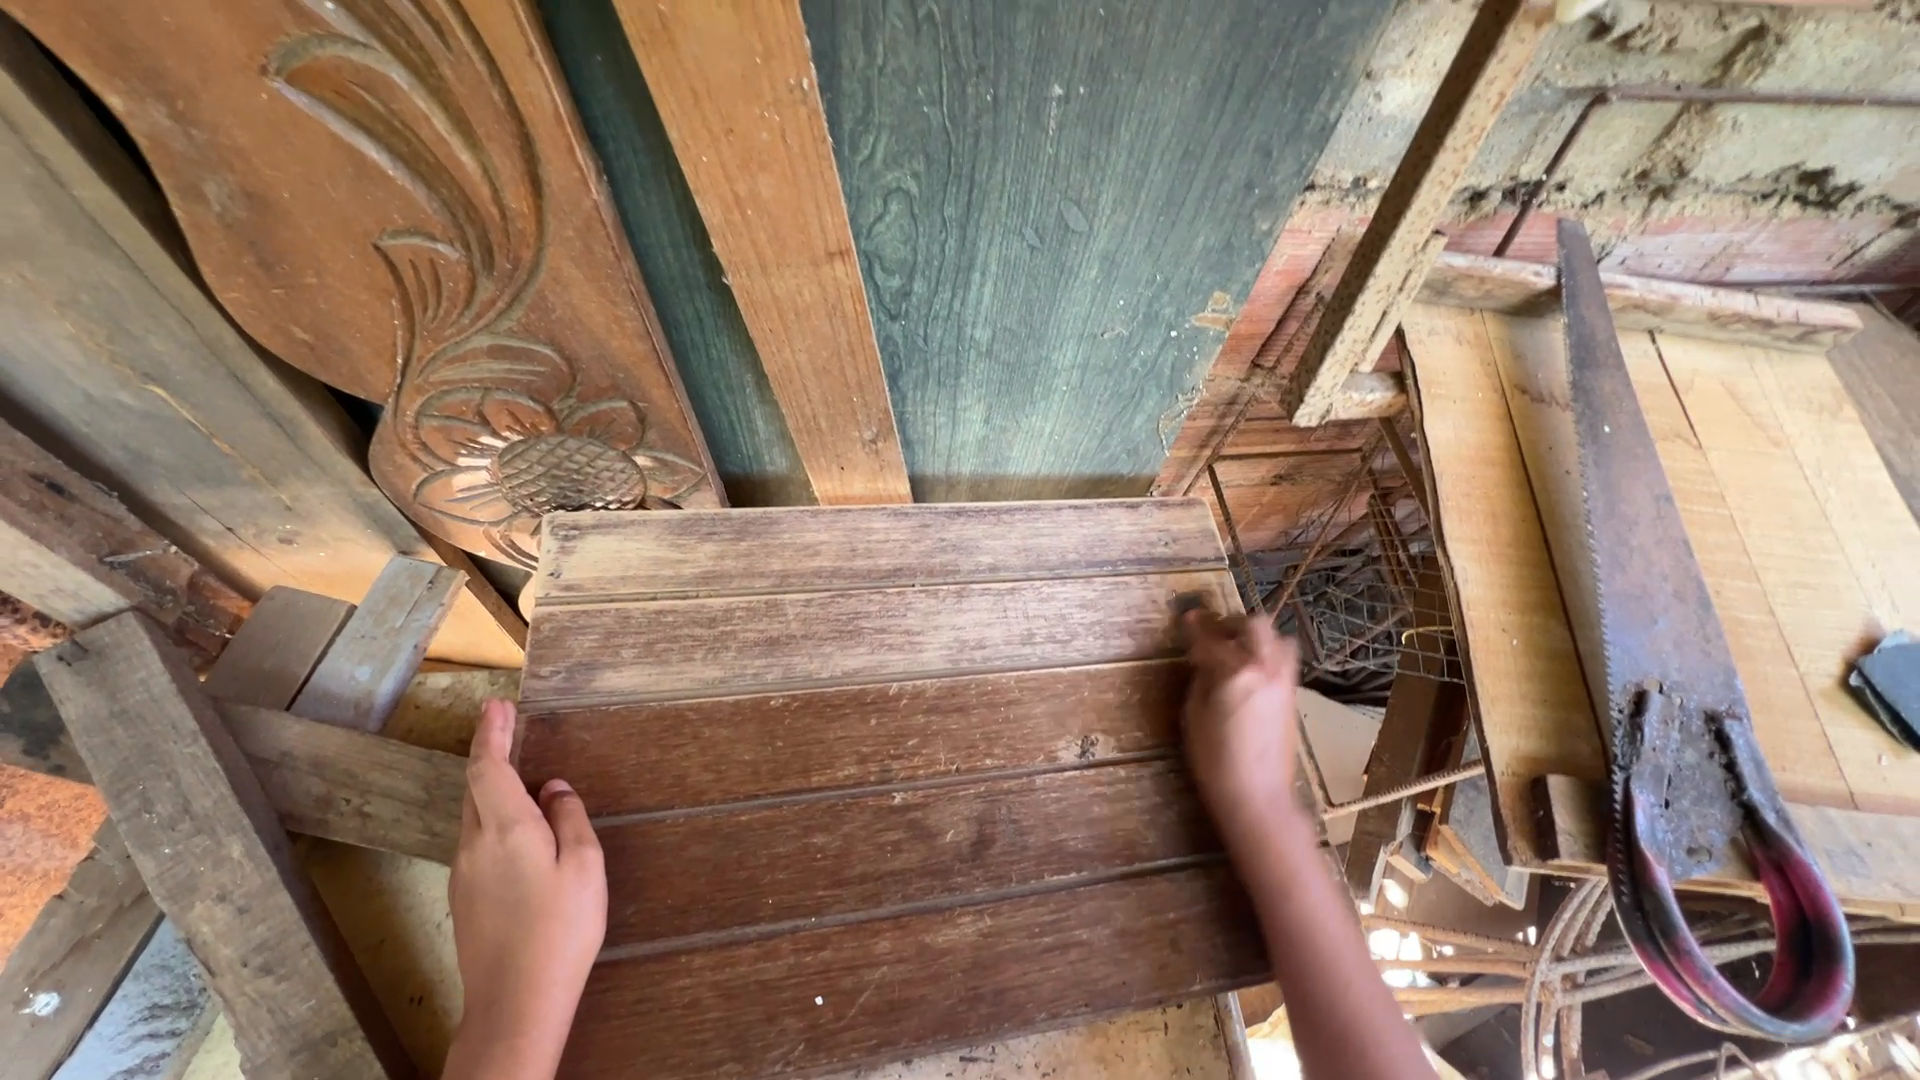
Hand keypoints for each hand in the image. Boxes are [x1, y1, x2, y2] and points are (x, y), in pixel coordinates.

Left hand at [442, 699, 606, 1079]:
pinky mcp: (466, 897)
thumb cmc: (562, 928)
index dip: (491, 734)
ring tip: (517, 772)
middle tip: (503, 724)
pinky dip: (493, 817)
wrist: (516, 1001)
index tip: (494, 705)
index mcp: (506, 830)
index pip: (490, 768)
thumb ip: (569, 818)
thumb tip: (555, 789)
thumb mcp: (584, 865)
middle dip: (488, 753)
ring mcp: (465, 874)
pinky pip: (478, 840)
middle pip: (475, 788)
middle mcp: (475, 845)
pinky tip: (519, 829)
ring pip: (474, 815)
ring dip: (491, 786)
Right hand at [1179, 609, 1305, 849]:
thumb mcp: (1193, 715)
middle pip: (1254, 625)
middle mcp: (1264, 668)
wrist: (1257, 793)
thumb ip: (1201, 679)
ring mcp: (1283, 681)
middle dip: (1232, 623)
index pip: (1211, 638)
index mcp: (1234, 671)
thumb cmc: (1214, 759)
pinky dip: (1268, 654)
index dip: (1195, 626)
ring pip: (1278, 638)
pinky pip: (1284, 660)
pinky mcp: (1292, 696)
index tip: (1187, 618)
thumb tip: (1203, 661)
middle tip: (1215, 632)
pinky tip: (1251, 671)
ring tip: (1237, 649)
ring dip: (1256, 636)